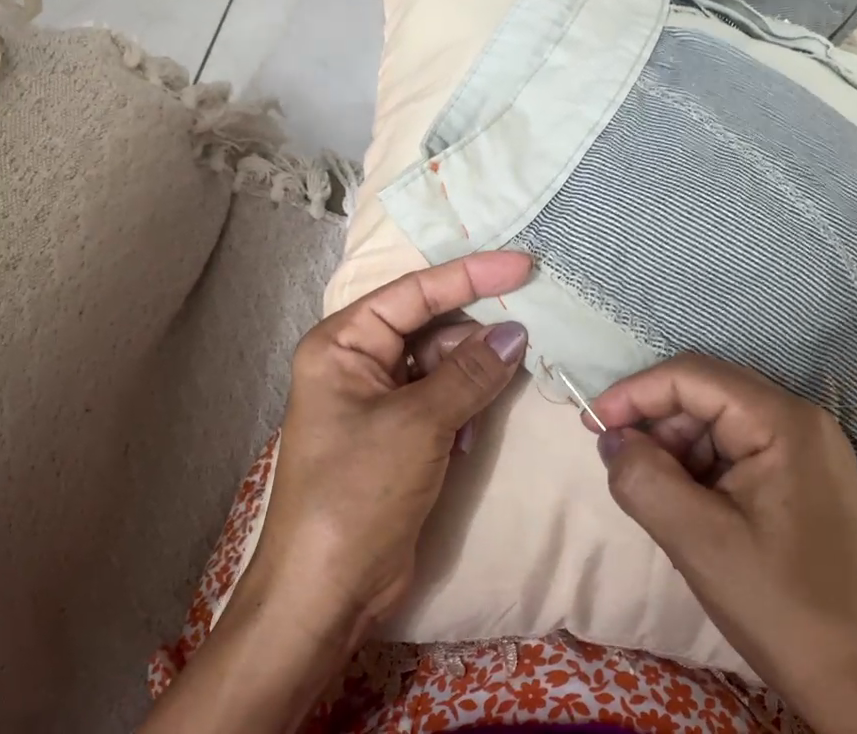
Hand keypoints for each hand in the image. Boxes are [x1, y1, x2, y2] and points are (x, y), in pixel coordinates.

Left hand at [146, 253, 531, 733]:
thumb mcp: (418, 424)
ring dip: (474, 374)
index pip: (414, 292)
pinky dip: (466, 406)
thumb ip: (469, 373)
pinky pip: (442, 400)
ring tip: (504, 387)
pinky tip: (474, 429)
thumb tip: (516, 332)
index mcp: (342, 344)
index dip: (470, 275)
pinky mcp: (399, 435)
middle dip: (476, 333)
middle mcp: (357, 363)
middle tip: (529, 334)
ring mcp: (378, 401)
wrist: (326, 590)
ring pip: (441, 364)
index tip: (525, 266)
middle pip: (429, 326)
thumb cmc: (358, 492)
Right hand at [586, 355, 856, 733]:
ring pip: (721, 423)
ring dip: (678, 448)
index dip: (635, 392)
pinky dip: (703, 469)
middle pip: (708, 392)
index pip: (692, 376)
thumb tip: (610, 439)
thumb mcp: (698, 541)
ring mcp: (810, 451)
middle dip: (656, 422)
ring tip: (657, 496)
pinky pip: (741, 451)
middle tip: (622, 466)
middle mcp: (802, 421)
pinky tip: (690, 508)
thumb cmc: (782, 607)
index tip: (590, 425)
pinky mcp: (807, 480)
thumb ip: (643, 479)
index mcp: (783, 421)